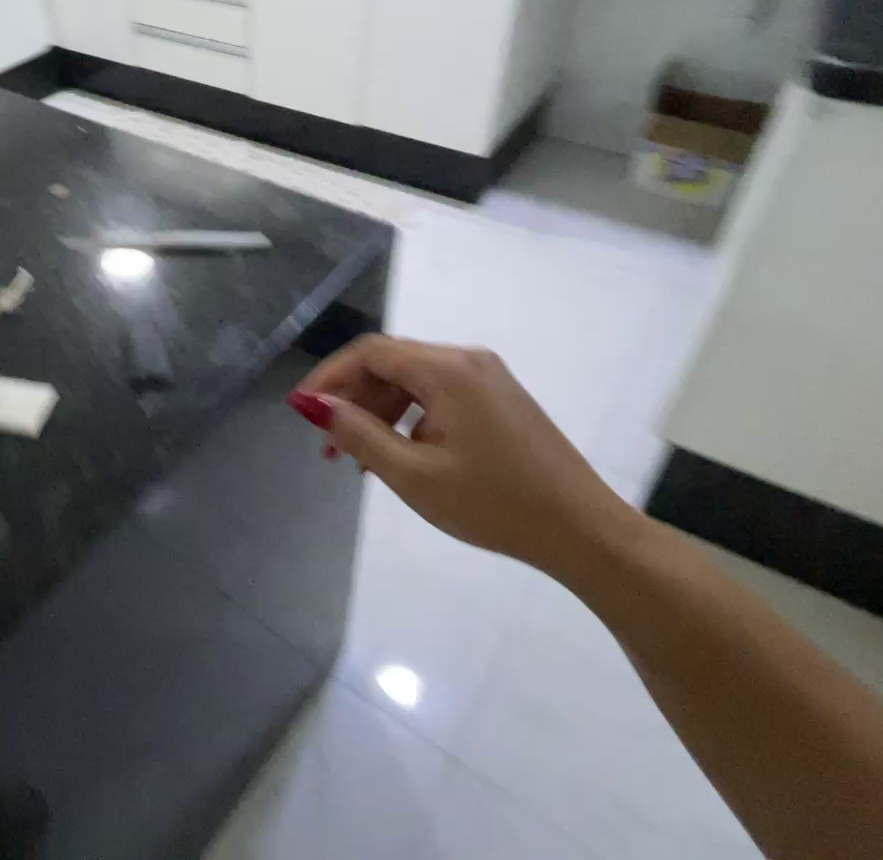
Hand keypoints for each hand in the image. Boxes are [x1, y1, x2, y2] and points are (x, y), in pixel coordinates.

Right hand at [292, 335, 637, 573]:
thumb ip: (359, 435)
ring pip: (413, 381)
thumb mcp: (414, 476)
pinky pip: (438, 395)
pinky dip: (409, 418)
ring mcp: (488, 378)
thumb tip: (313, 405)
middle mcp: (468, 360)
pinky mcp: (498, 399)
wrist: (582, 530)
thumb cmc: (494, 505)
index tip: (301, 411)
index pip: (370, 352)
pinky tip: (401, 456)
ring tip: (359, 460)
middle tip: (327, 448)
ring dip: (378, 412)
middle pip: (391, 363)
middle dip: (352, 400)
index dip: (329, 377)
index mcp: (448, 370)